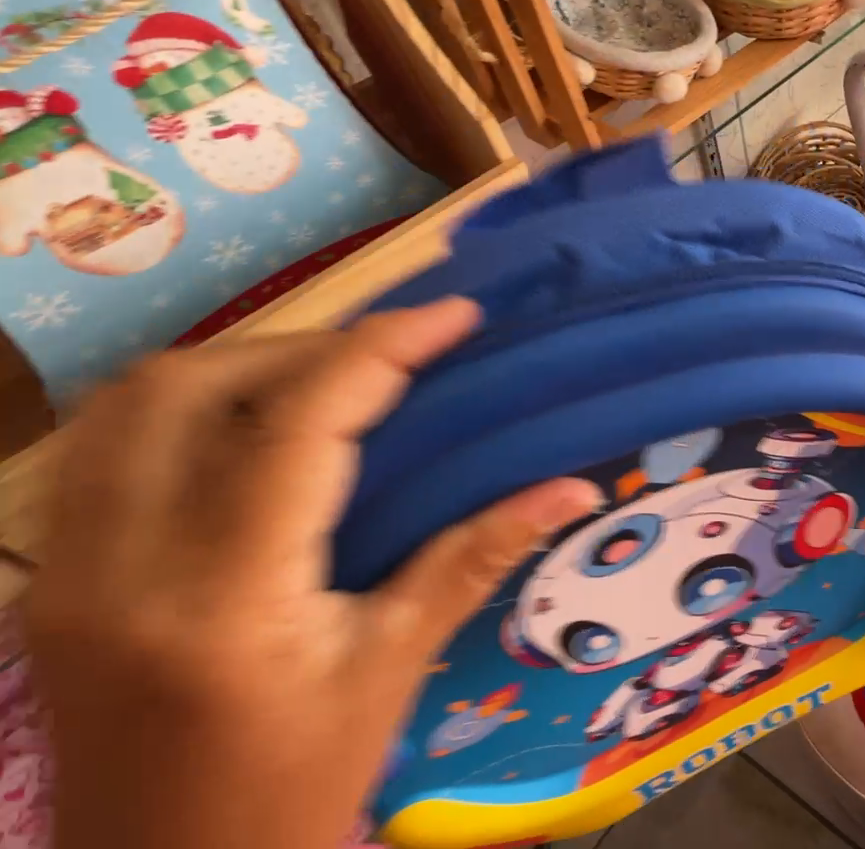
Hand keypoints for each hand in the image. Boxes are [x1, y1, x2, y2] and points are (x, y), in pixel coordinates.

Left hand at [26, 298, 599, 848]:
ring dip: (240, 365)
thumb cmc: (295, 784)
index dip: (378, 352)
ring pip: (128, 410)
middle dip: (301, 343)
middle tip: (395, 348)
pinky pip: (108, 449)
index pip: (294, 429)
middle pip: (183, 391)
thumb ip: (475, 558)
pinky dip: (193, 406)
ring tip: (337, 371)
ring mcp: (64, 572)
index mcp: (222, 596)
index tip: (452, 316)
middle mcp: (117, 568)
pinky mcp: (54, 579)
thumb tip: (576, 487)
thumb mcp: (393, 667)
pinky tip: (265, 424)